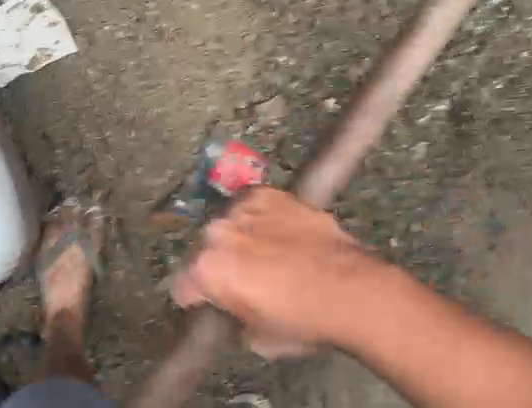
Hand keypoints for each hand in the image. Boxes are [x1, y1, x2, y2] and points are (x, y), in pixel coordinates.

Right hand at [170, 187, 383, 358]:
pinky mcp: (265, 192)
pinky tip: (280, 231)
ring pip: (230, 224)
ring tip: (268, 253)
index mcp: (207, 271)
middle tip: (246, 278)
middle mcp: (216, 234)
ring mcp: (241, 209)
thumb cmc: (303, 320)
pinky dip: (261, 217)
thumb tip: (236, 311)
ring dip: (240, 237)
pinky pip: (253, 205)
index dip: (197, 298)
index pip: (183, 285)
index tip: (212, 304)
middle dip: (220, 262)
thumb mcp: (259, 339)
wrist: (348, 288)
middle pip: (207, 249)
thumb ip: (234, 319)